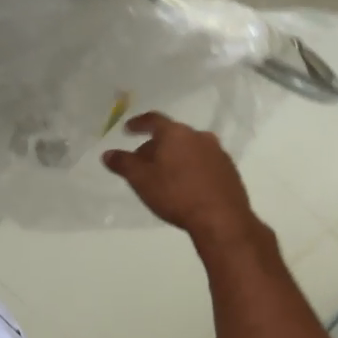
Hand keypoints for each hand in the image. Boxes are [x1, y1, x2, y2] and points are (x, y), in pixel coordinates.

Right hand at [103, 112, 260, 244]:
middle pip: (171, 135)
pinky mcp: (228, 169)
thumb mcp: (140, 179)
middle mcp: (199, 137)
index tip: (127, 129)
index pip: (153, 120)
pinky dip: (188, 167)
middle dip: (154, 145)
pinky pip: (202, 161)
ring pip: (188, 148)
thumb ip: (122, 163)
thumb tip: (108, 153)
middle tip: (141, 161)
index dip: (138, 123)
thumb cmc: (175, 193)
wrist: (221, 217)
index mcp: (176, 134)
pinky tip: (182, 184)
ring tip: (161, 174)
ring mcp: (217, 152)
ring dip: (173, 156)